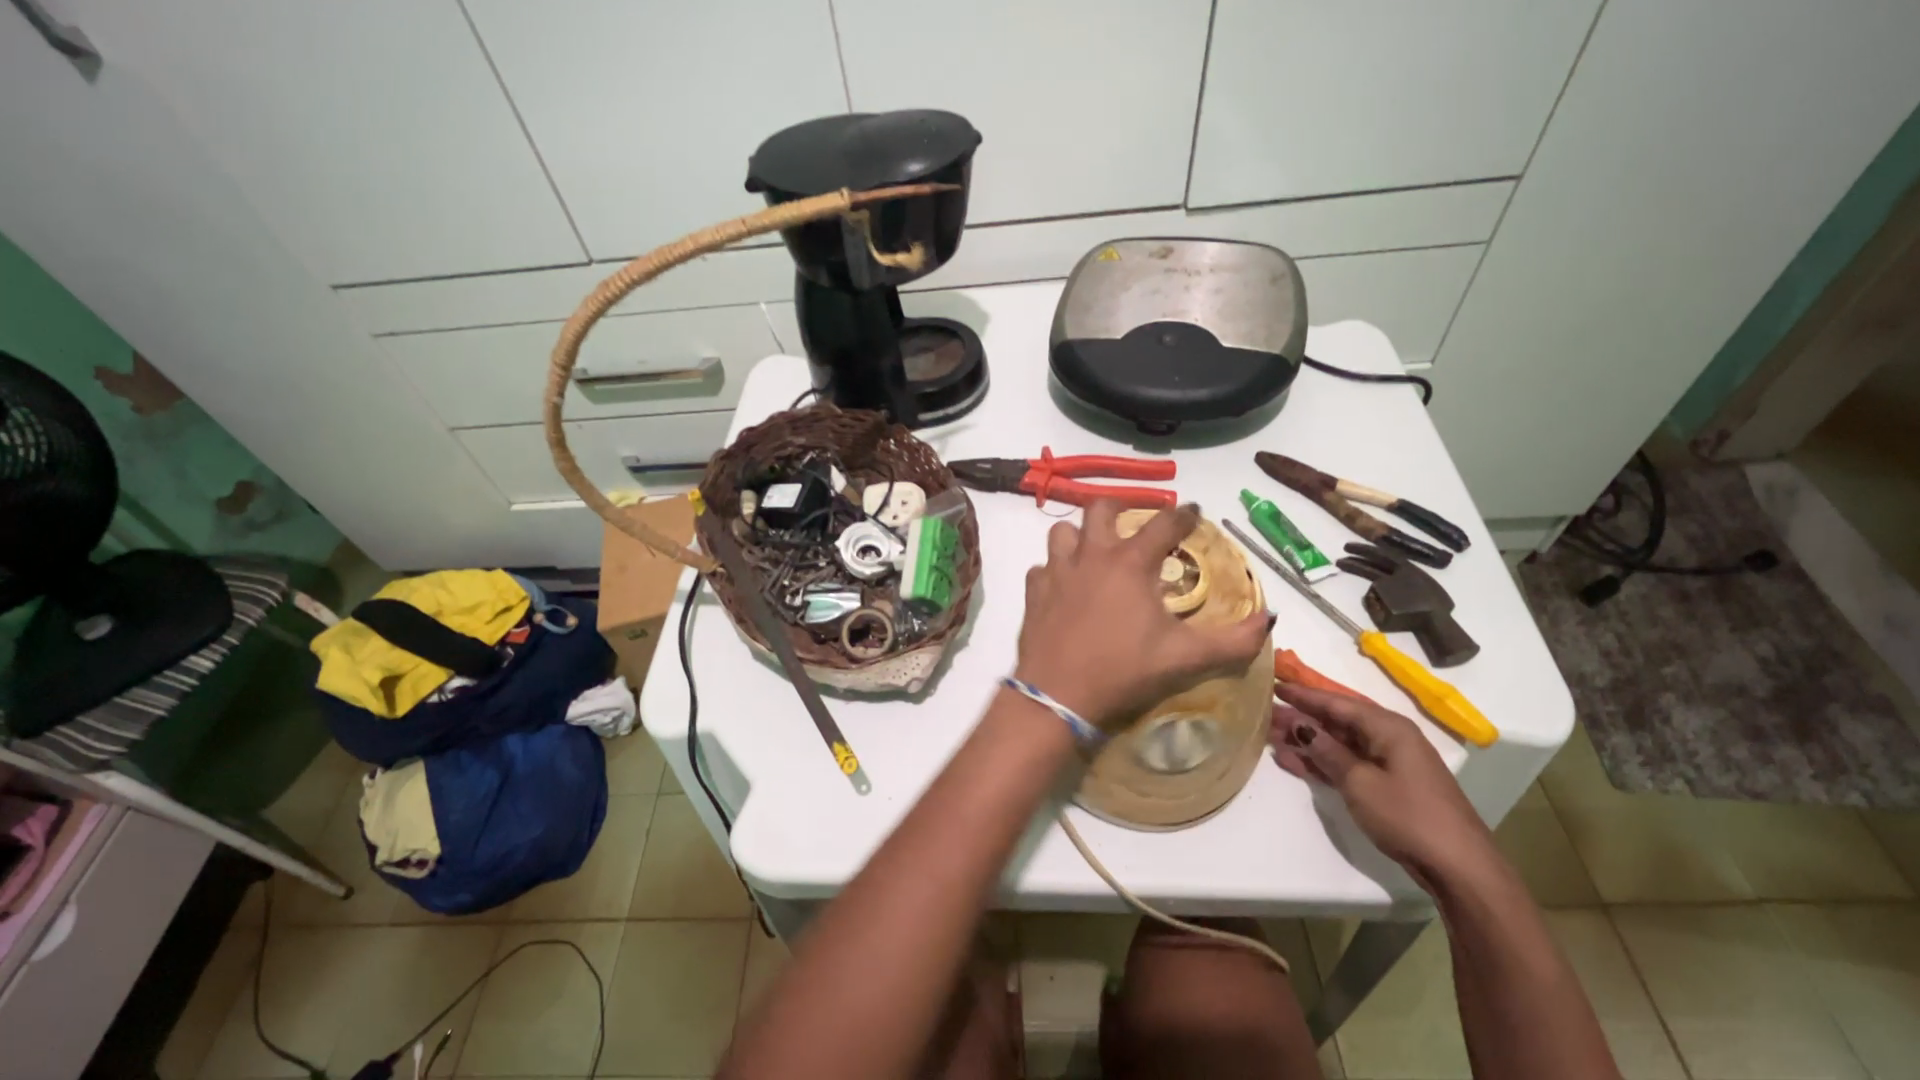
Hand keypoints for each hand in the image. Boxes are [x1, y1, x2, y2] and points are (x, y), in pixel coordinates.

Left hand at [1014, 500, 1272, 728]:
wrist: (1058, 697)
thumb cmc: (1124, 672)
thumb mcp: (1186, 659)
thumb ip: (1233, 641)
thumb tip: (1269, 620)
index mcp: (1131, 563)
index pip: (1164, 522)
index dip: (1184, 514)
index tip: (1194, 512)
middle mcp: (1092, 556)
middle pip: (1102, 509)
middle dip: (1122, 507)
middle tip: (1136, 523)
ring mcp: (1057, 572)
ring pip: (1063, 531)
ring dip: (1081, 534)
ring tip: (1096, 549)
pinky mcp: (1033, 593)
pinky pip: (1042, 567)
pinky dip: (1055, 569)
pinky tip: (1065, 585)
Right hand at [1269, 683, 1493, 886]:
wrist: (1456, 864)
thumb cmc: (1407, 815)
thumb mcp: (1360, 782)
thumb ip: (1328, 752)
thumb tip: (1301, 726)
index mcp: (1388, 728)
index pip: (1337, 703)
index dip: (1304, 695)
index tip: (1273, 685)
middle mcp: (1389, 738)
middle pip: (1338, 721)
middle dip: (1302, 718)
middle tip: (1265, 714)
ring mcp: (1389, 763)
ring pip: (1340, 743)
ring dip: (1308, 741)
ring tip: (1271, 737)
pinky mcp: (1387, 786)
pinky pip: (1348, 764)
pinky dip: (1322, 762)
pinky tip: (1293, 761)